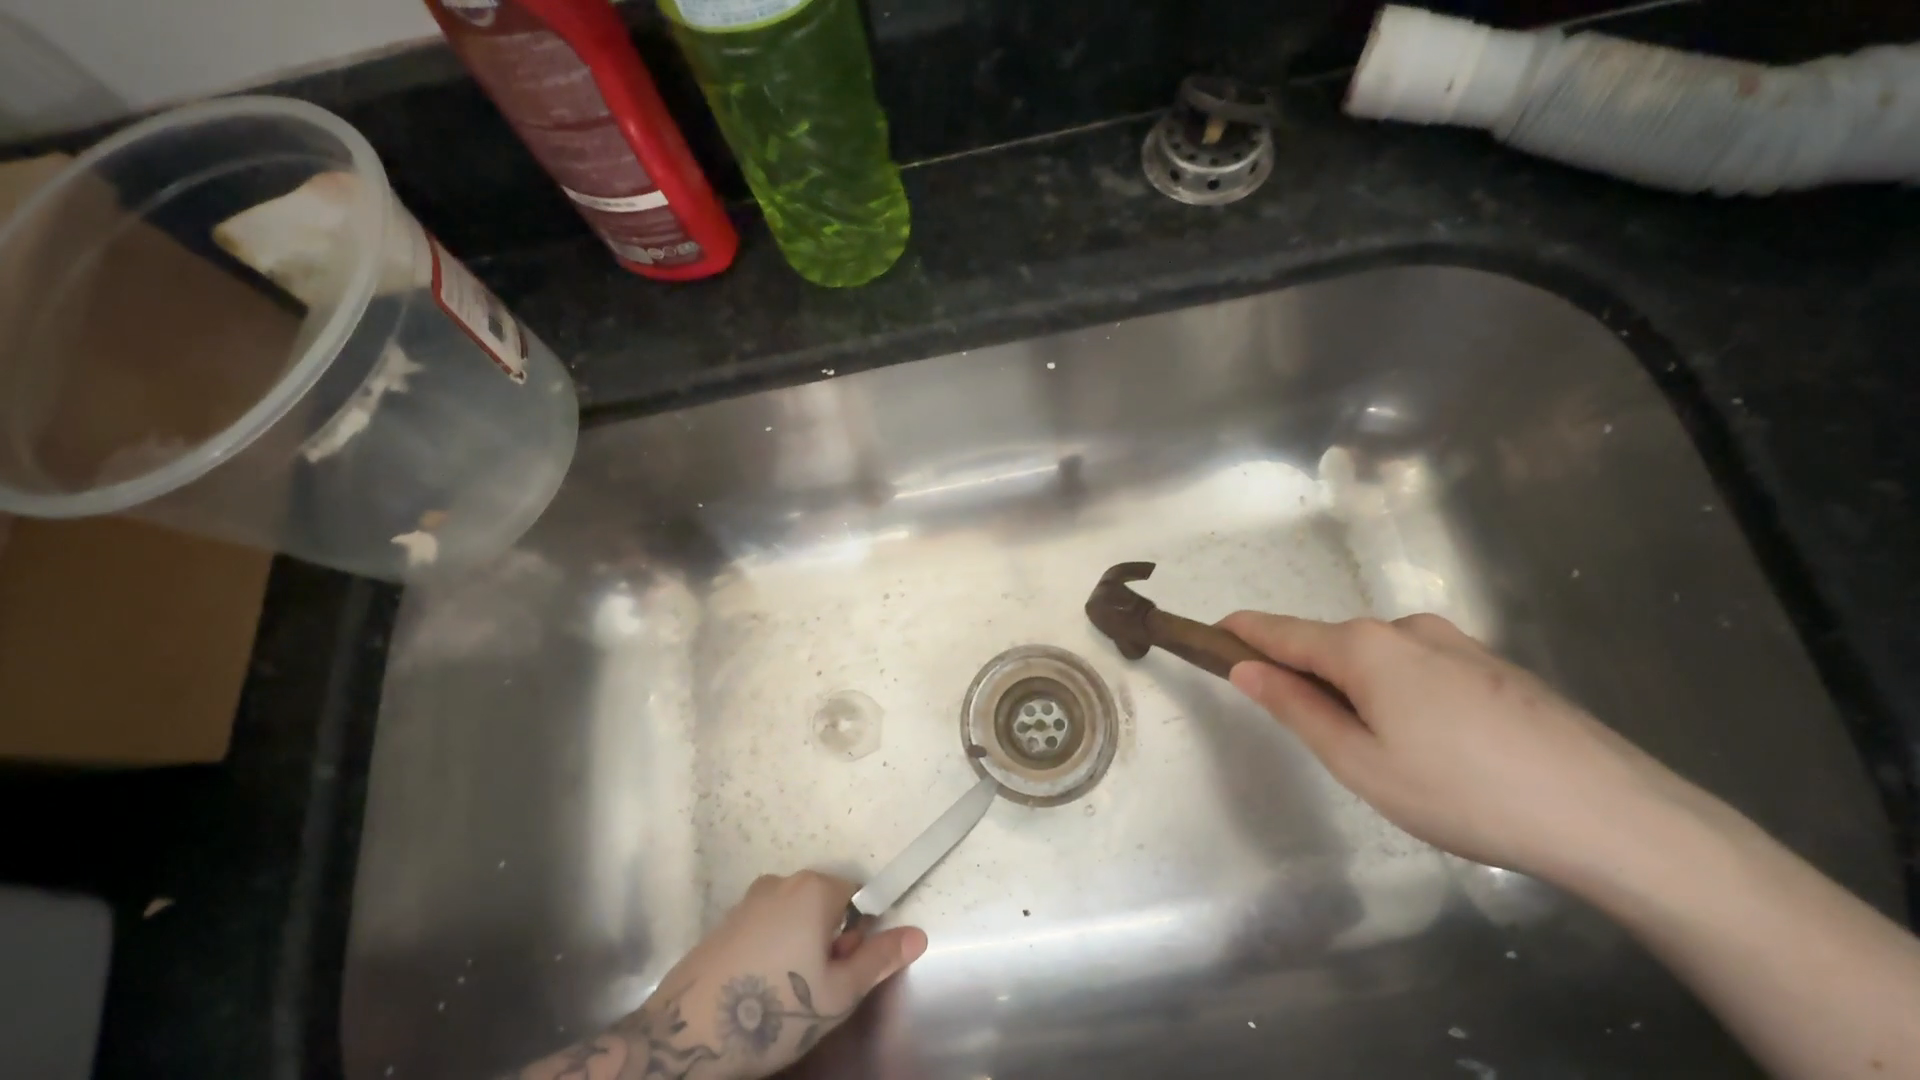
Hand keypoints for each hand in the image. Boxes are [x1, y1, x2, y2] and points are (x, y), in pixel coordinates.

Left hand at [515, 871, 926, 1079]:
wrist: (685, 1037)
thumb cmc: (772, 1010)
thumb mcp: (838, 993)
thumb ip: (879, 959)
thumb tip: (917, 934)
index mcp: (813, 890)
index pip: (858, 896)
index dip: (858, 936)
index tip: (843, 969)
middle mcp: (780, 884)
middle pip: (824, 904)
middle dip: (829, 941)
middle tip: (816, 987)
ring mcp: (746, 902)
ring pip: (793, 919)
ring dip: (799, 948)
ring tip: (784, 994)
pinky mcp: (722, 925)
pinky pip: (764, 929)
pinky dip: (770, 952)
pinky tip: (757, 991)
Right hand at [1220, 611, 1719, 882]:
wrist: (1611, 814)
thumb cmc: (1463, 794)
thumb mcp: (1360, 763)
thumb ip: (1296, 709)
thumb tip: (1246, 668)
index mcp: (1365, 648)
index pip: (1281, 630)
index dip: (1241, 633)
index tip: (1209, 636)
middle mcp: (1407, 629)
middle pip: (1331, 644)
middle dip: (1304, 674)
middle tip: (1309, 735)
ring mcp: (1458, 644)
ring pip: (1380, 659)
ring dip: (1357, 689)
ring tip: (1383, 756)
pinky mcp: (1496, 666)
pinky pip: (1421, 669)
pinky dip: (1401, 694)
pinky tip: (1437, 748)